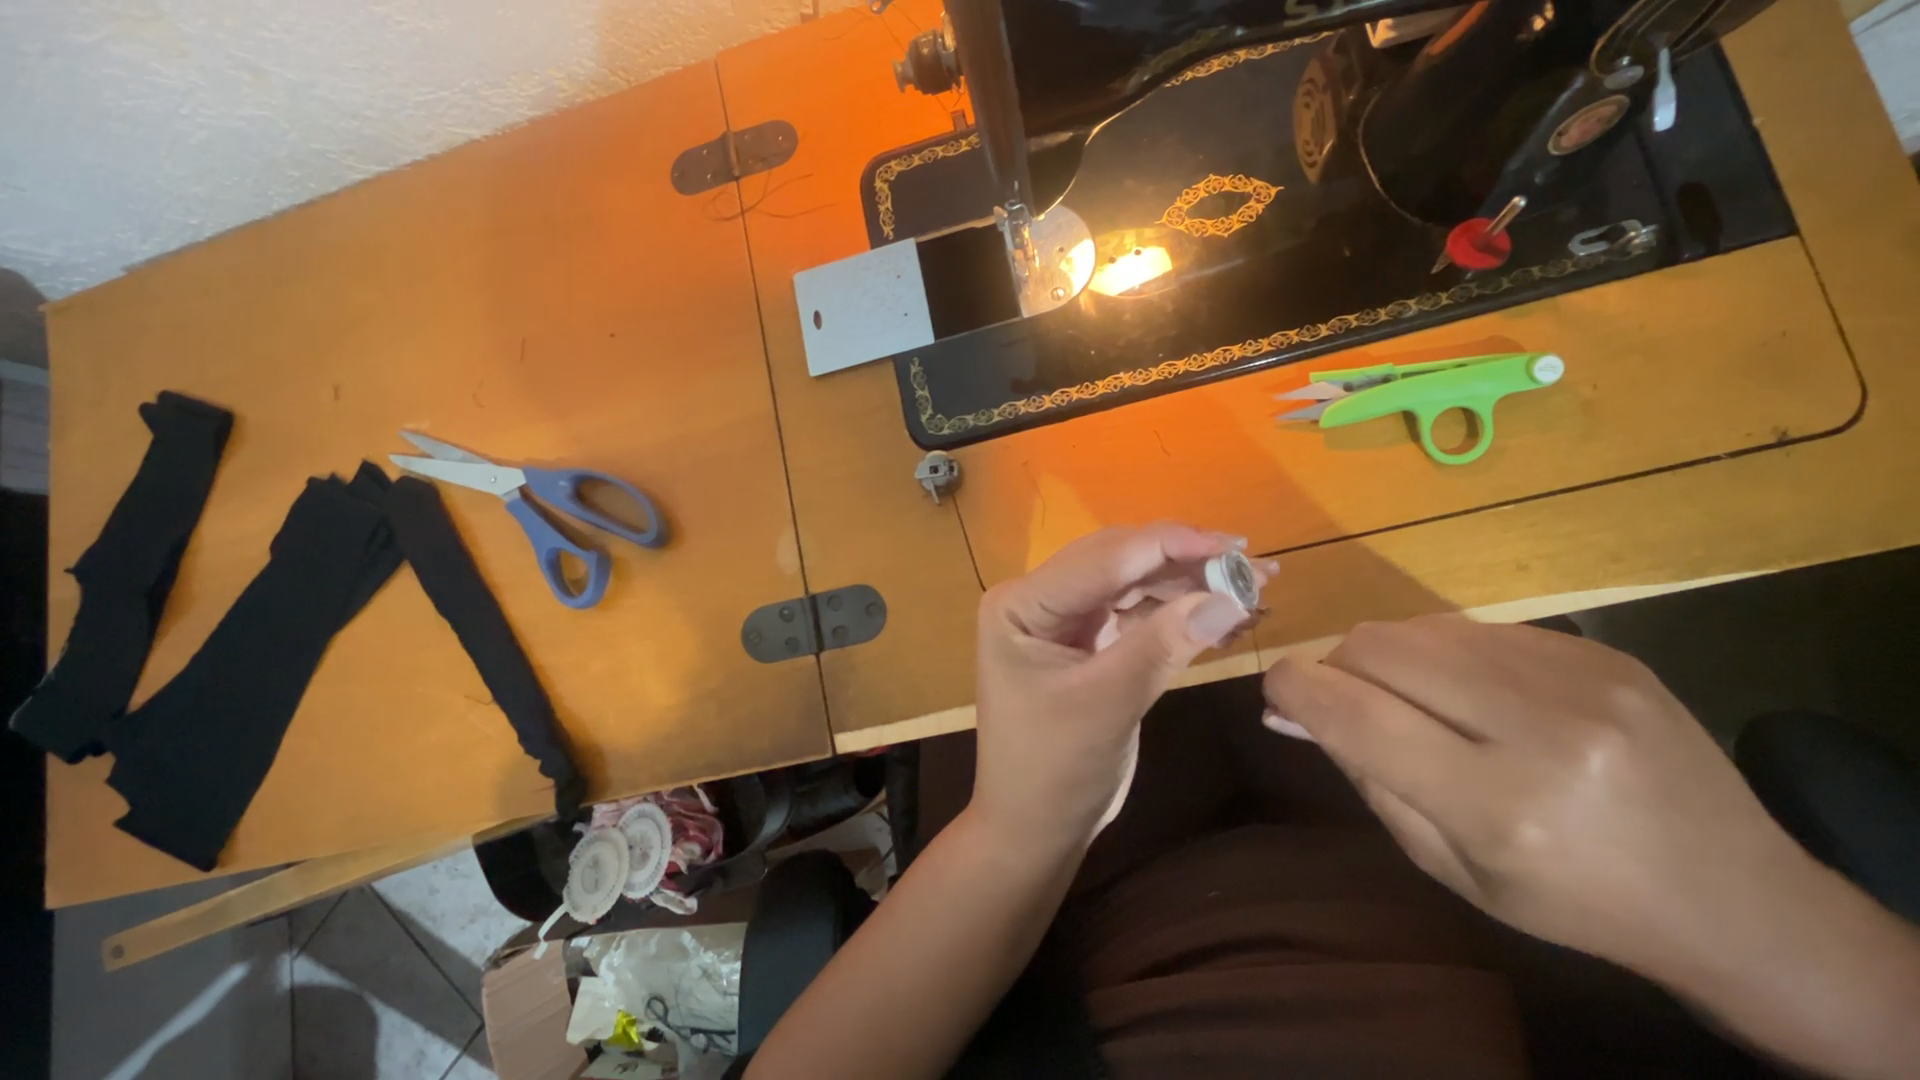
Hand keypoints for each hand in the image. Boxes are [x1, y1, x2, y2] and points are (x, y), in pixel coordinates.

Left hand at [972, 523, 1271, 853]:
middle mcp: (1039, 599)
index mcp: (1022, 604)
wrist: (1036, 830)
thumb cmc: (1054, 770)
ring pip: (1136, 586)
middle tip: (1256, 569)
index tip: (1235, 547)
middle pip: (1121, 563)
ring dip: (1191, 586)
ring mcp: (1064, 620)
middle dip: (1187, 562)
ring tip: (1256, 590)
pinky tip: (1228, 618)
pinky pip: (1140, 616)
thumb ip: (1162, 645)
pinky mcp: (1090, 644)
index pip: (1103, 559)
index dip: (1171, 546)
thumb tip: (1231, 596)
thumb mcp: (1107, 703)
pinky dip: (1181, 615)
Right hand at [1261, 617, 1814, 980]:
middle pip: (1382, 649)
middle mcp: (1539, 727)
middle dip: (1338, 665)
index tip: (1274, 688)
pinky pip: (1480, 629)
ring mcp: (1580, 679)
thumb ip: (1367, 779)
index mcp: (1499, 805)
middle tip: (1341, 697)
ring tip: (1409, 698)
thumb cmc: (1571, 900)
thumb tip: (1296, 711)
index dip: (1296, 690)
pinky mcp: (1602, 652)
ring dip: (1390, 656)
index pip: (1358, 716)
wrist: (1733, 895)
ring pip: (1424, 628)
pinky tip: (1474, 694)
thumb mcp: (1450, 866)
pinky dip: (1448, 654)